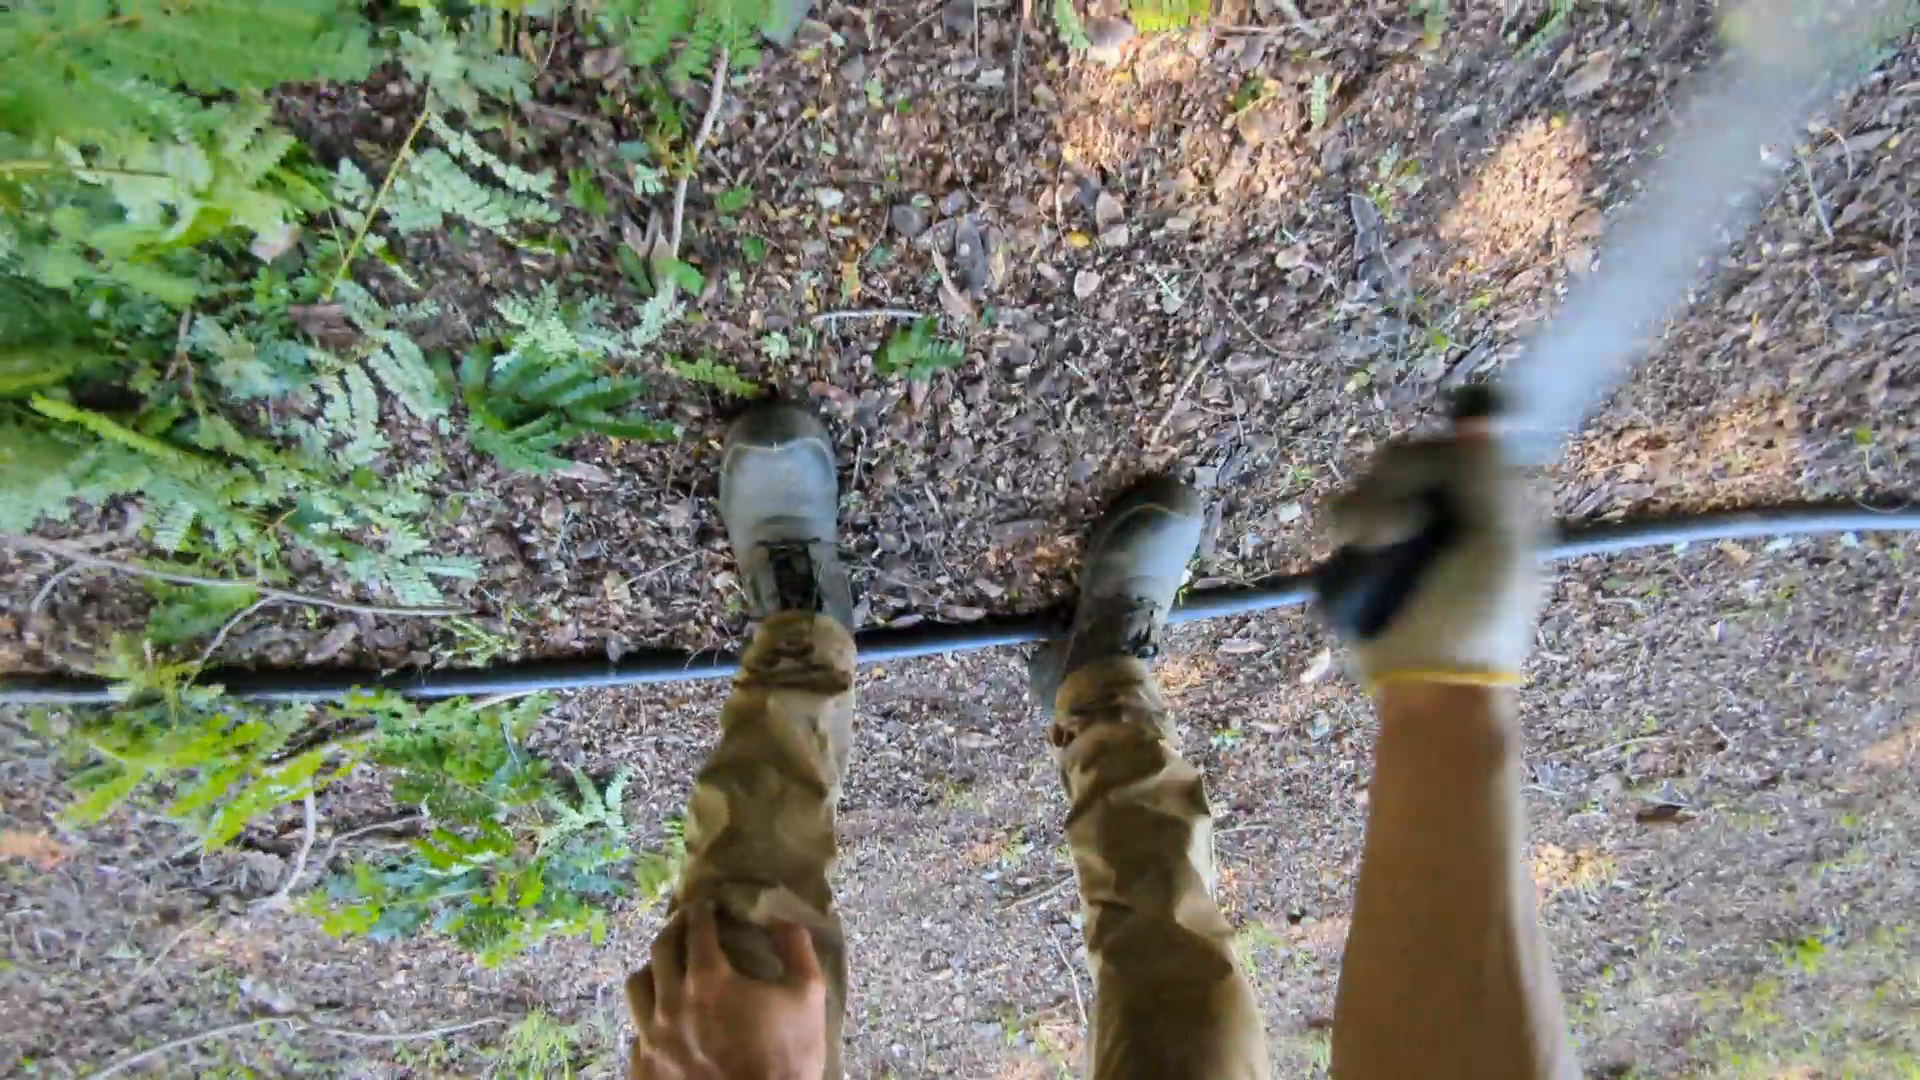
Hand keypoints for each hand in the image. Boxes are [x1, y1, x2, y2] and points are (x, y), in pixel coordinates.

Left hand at [628, 904, 827, 1079]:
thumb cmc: (788, 1055)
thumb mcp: (808, 991)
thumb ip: (795, 945)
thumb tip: (781, 915)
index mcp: (710, 980)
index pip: (697, 927)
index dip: (704, 909)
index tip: (709, 902)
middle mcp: (672, 1004)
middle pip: (660, 949)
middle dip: (676, 928)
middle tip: (689, 923)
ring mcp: (652, 1041)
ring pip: (637, 987)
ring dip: (654, 969)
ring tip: (670, 968)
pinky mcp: (644, 1071)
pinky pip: (636, 1032)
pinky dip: (651, 1016)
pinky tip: (669, 1018)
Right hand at [1323, 435, 1540, 688]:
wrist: (1426, 678)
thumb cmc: (1476, 618)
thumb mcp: (1498, 547)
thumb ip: (1488, 480)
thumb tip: (1479, 417)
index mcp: (1493, 504)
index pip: (1463, 444)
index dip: (1444, 447)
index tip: (1435, 466)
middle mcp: (1445, 511)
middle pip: (1407, 457)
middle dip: (1399, 480)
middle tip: (1405, 516)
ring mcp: (1400, 532)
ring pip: (1367, 483)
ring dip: (1369, 508)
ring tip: (1376, 543)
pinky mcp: (1359, 552)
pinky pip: (1338, 513)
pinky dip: (1343, 524)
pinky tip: (1355, 547)